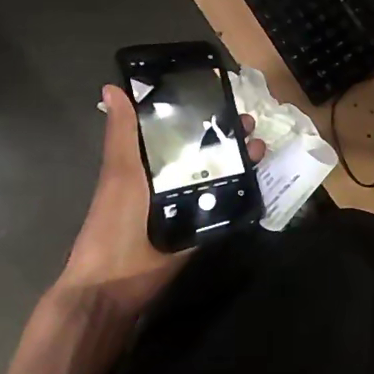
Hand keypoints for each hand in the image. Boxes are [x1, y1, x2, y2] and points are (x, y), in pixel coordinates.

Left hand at [59, 84, 264, 306]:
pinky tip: (261, 180)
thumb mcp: (119, 172)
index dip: (199, 115)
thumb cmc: (113, 222)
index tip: (222, 99)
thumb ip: (121, 134)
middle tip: (251, 124)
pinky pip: (225, 205)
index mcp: (147, 165)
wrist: (115, 284)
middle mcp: (169, 182)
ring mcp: (187, 206)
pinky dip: (242, 192)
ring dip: (240, 161)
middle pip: (203, 153)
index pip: (177, 132)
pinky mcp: (202, 228)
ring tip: (260, 148)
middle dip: (227, 137)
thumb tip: (111, 88)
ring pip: (218, 177)